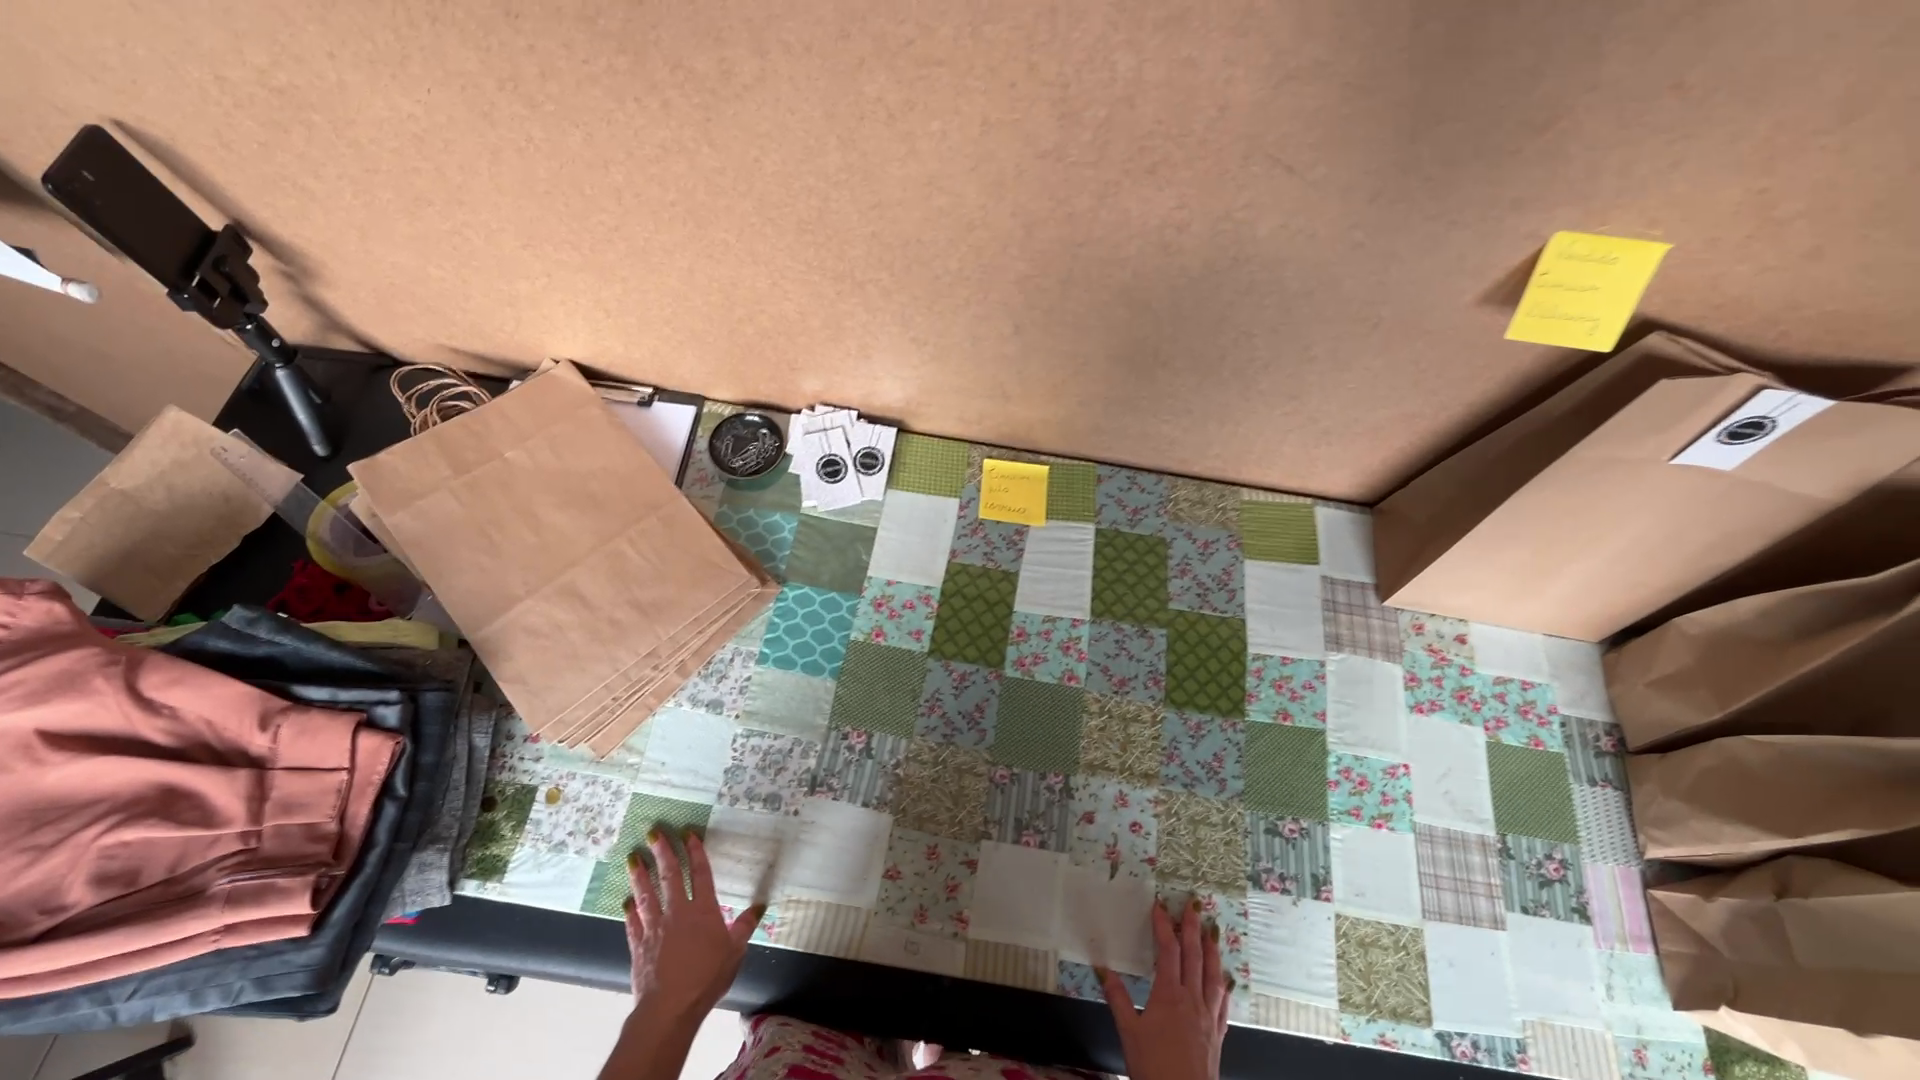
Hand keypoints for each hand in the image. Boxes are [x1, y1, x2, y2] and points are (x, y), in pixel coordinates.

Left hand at [624, 828, 761, 1022]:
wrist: (671, 1006)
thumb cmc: (707, 978)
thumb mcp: (735, 951)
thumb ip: (744, 927)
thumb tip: (758, 907)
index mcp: (704, 910)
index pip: (701, 874)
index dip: (696, 853)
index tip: (689, 834)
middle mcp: (677, 912)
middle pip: (670, 877)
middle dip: (663, 853)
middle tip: (655, 833)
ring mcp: (655, 928)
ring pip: (647, 895)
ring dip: (640, 875)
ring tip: (633, 858)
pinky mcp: (639, 945)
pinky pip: (633, 923)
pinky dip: (630, 911)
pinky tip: (626, 902)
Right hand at [1098, 899, 1228, 1079]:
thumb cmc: (1152, 1066)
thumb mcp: (1128, 1032)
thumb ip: (1117, 998)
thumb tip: (1103, 968)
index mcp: (1169, 995)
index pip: (1168, 952)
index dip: (1163, 927)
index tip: (1159, 907)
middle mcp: (1192, 1000)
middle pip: (1194, 957)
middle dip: (1192, 929)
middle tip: (1193, 905)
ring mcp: (1208, 1016)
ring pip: (1213, 975)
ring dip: (1212, 951)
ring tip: (1212, 932)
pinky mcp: (1218, 1034)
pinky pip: (1223, 1003)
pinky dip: (1223, 986)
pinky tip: (1225, 979)